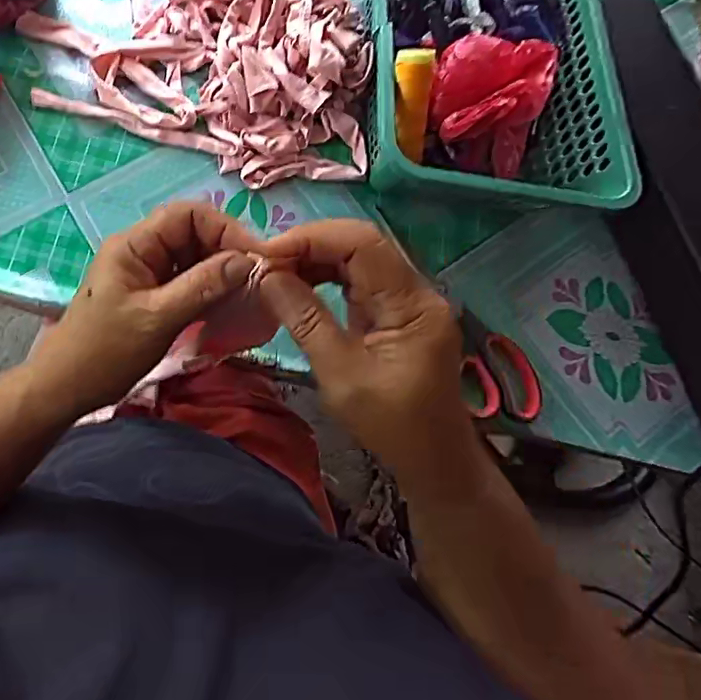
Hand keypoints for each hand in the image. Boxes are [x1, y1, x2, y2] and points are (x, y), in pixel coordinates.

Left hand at [28, 202, 262, 413]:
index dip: (224, 228)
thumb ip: (202, 286)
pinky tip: (228, 302)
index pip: (187, 215)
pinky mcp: (152, 294)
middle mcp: (141, 250)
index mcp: (134, 244)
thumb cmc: (105, 352)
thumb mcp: (158, 318)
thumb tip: (247, 260)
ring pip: (193, 257)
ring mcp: (146, 272)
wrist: (66, 388)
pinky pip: (188, 279)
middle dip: (226, 249)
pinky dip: (210, 287)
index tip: (254, 257)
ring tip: (248, 290)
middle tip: (256, 277)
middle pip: (193, 233)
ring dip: (221, 270)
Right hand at [254, 220, 474, 491]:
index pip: (363, 244)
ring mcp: (408, 298)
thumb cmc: (391, 425)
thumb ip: (305, 319)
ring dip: (315, 258)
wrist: (435, 459)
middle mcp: (417, 290)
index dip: (312, 239)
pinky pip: (359, 278)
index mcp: (412, 304)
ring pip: (358, 256)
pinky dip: (326, 275)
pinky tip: (298, 283)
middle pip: (361, 243)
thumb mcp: (340, 375)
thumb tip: (267, 275)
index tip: (268, 255)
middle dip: (310, 245)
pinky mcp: (397, 310)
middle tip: (265, 261)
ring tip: (274, 271)